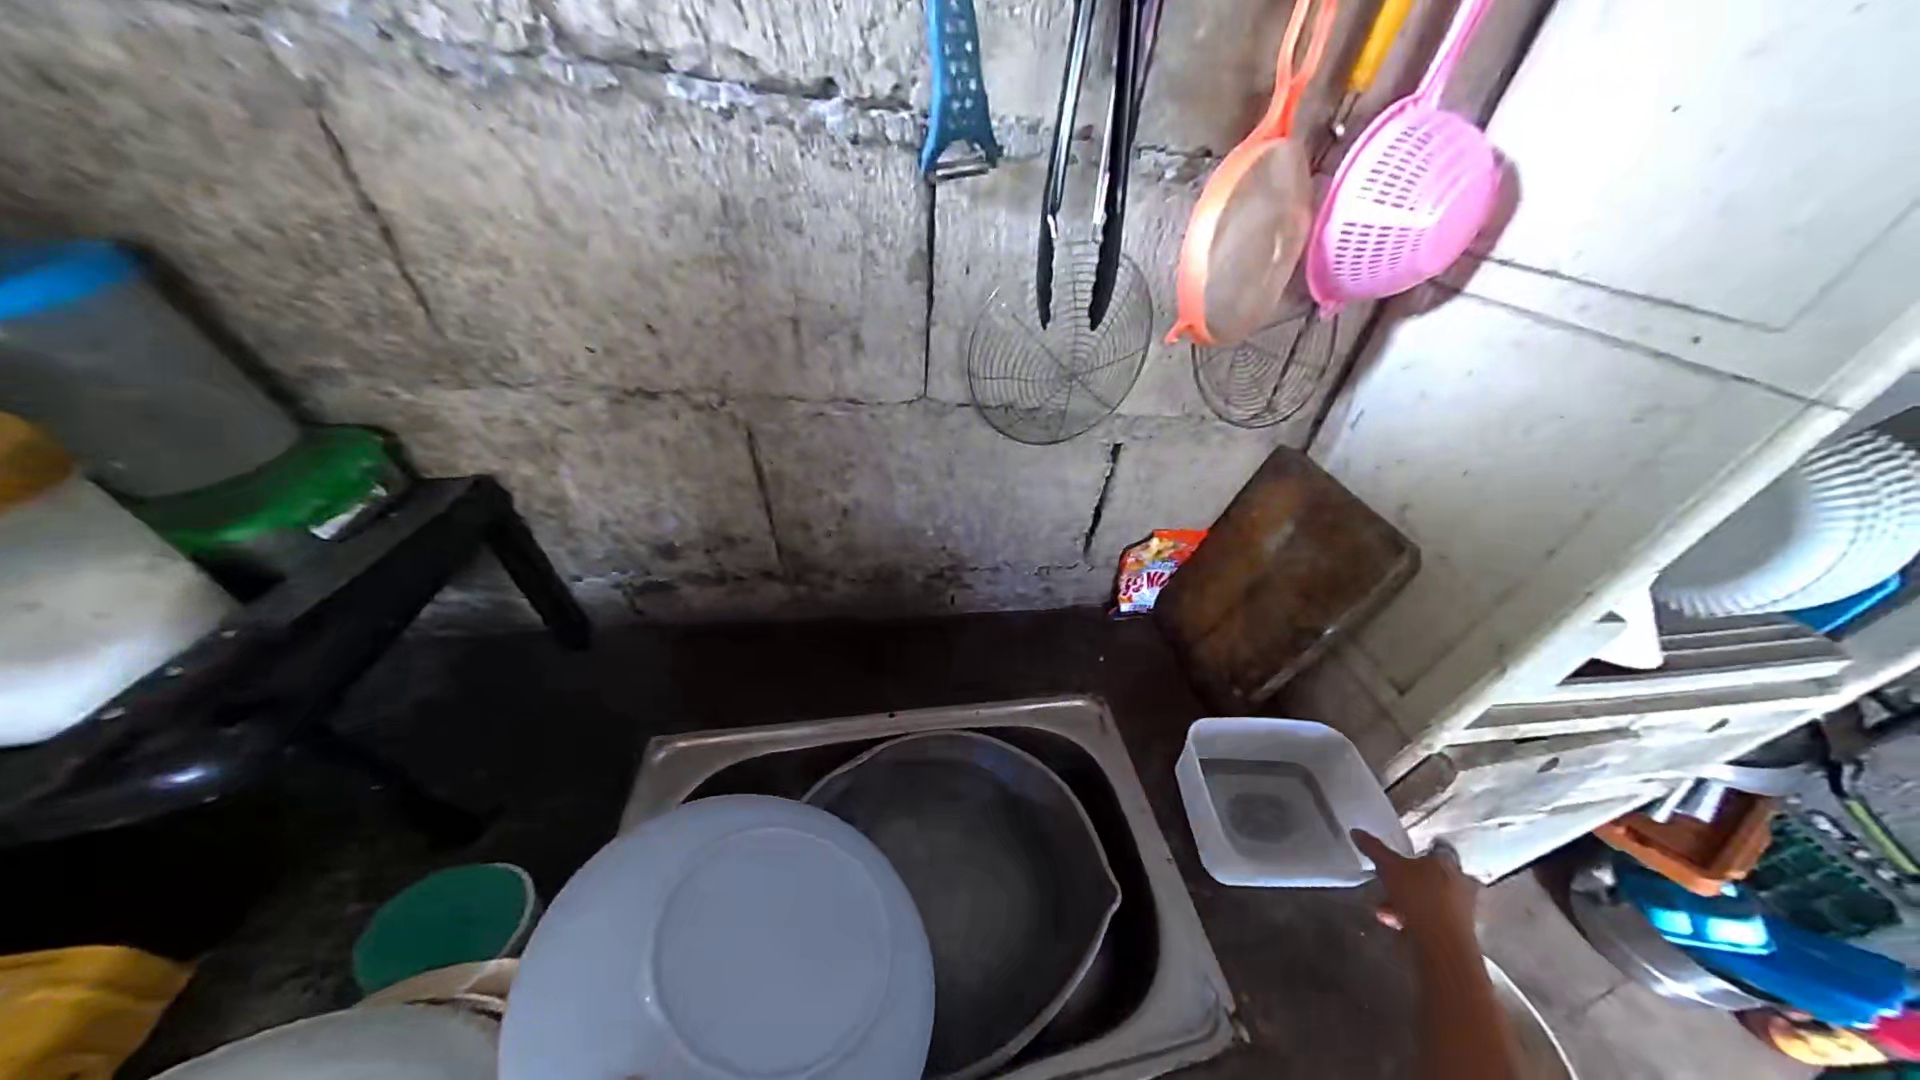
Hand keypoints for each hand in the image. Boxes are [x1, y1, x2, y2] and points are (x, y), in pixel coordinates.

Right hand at [1352, 829, 1478, 939]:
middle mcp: (1460, 883)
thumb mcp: (1389, 868)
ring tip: (1384, 907)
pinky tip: (1393, 921)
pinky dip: (1413, 917)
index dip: (1421, 850)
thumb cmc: (1419, 896)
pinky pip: (1431, 916)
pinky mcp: (1457, 930)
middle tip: (1389, 881)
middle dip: (1408, 879)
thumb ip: (1374, 849)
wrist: (1443, 945)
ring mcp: (1462, 908)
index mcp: (1448, 863)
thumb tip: (1356, 831)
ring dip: (1407, 900)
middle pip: (1432, 875)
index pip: (1437, 848)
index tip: (1404, 854)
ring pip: (1429, 897)